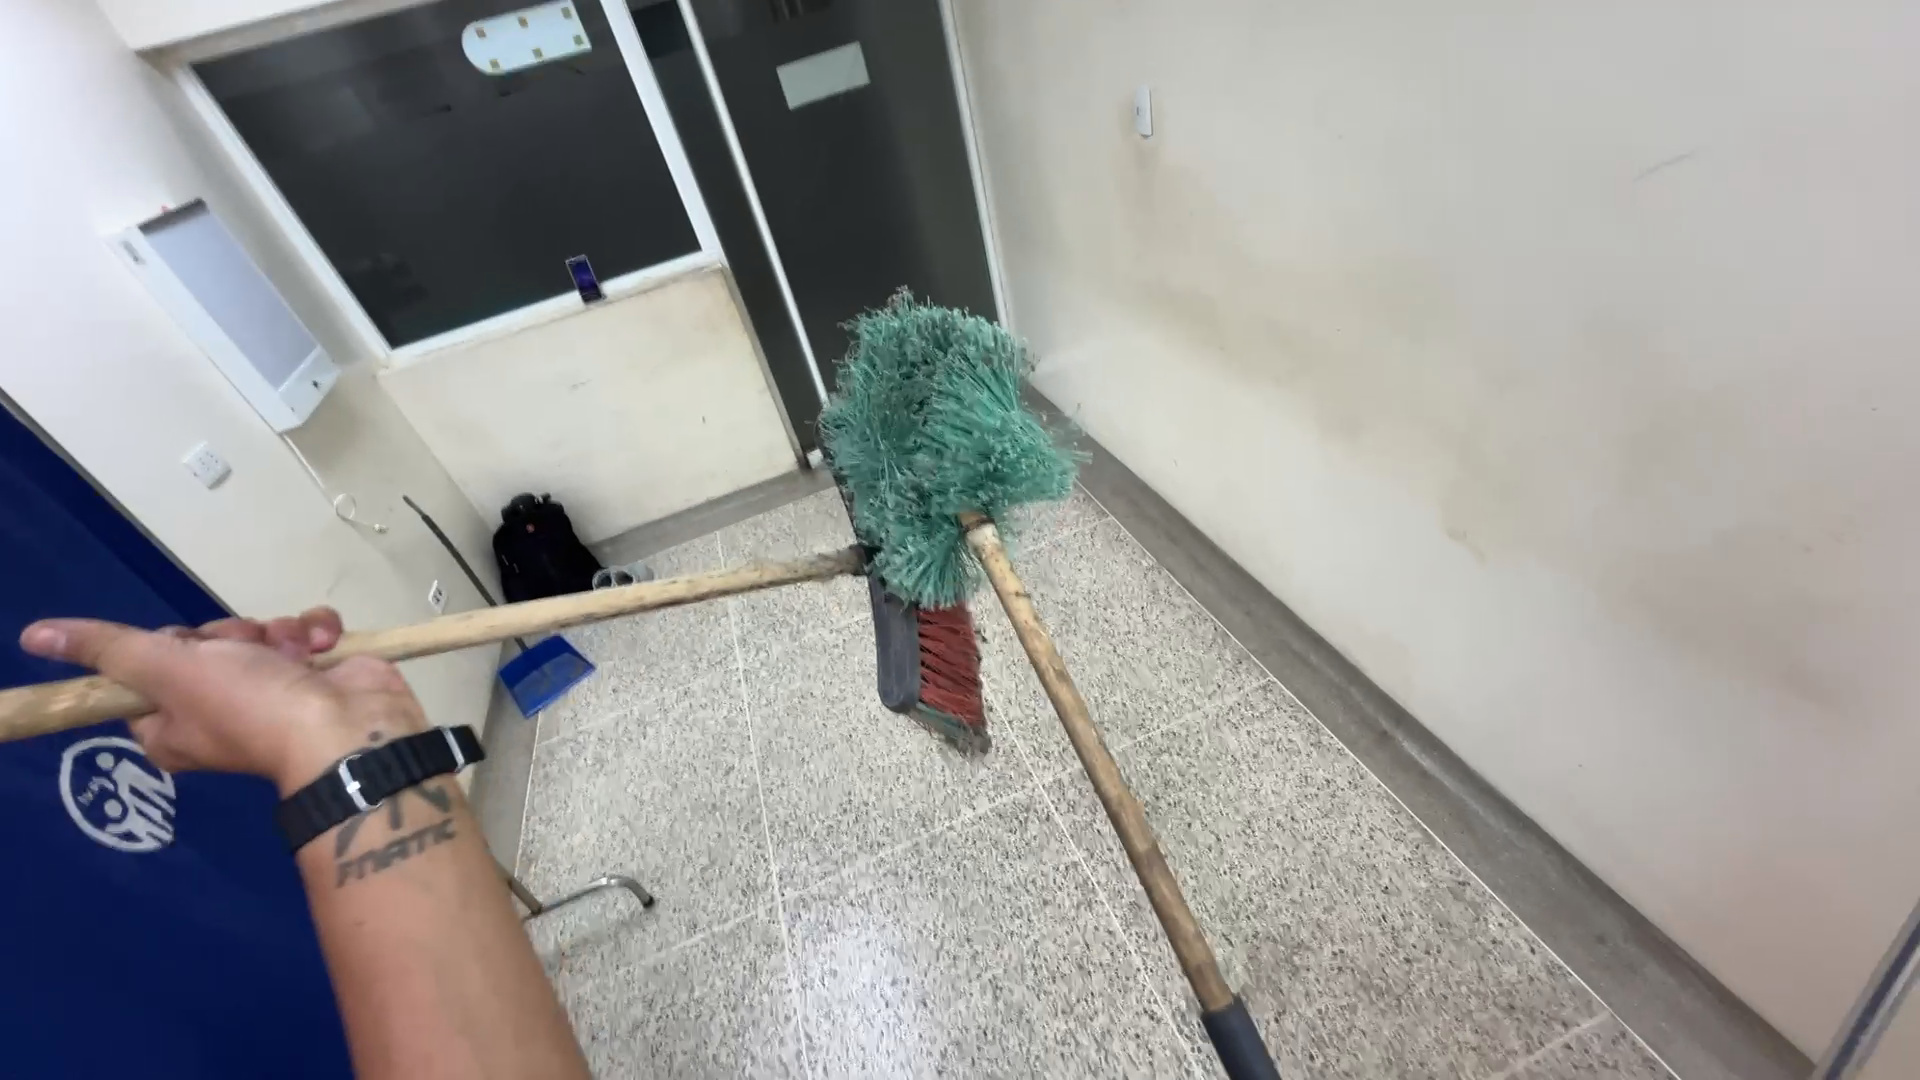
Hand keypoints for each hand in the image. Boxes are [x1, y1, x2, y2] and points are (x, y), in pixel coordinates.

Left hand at [18, 608, 429, 794]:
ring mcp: (282, 686)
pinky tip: (328, 645)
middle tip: (248, 654)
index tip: (188, 651)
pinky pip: (312, 630)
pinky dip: (321, 632)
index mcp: (176, 721)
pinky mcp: (326, 669)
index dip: (171, 648)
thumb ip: (112, 649)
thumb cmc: (254, 707)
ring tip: (301, 652)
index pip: (155, 666)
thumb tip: (36, 635)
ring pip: (267, 632)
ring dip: (285, 633)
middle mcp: (226, 704)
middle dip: (237, 636)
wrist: (349, 726)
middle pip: (214, 641)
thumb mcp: (172, 673)